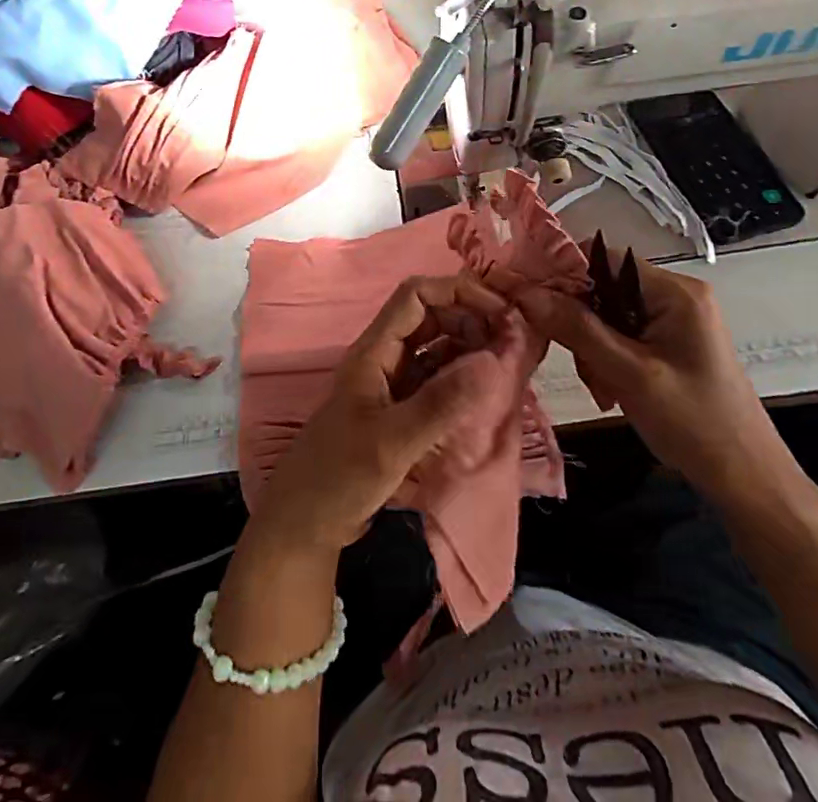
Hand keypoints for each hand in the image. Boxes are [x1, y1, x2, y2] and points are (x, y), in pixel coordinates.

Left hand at [254, 274, 541, 552]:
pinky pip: (437, 380)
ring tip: (507, 362)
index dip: (459, 293)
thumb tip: (492, 361)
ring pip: (436, 349)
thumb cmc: (340, 477)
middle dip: (471, 319)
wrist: (305, 523)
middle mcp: (384, 360)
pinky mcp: (400, 412)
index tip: (501, 314)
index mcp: (374, 352)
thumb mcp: (392, 441)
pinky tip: (486, 390)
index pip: (417, 296)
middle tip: (511, 342)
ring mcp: (392, 386)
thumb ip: (442, 402)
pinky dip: (462, 378)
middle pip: (431, 318)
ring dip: (470, 348)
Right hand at [517, 255, 786, 489]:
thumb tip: (525, 292)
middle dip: (581, 326)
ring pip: (609, 318)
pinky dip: (608, 361)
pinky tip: (612, 392)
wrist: (743, 474)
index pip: (605, 259)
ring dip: (593, 350)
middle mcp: (676, 296)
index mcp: (675, 292)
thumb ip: (577, 330)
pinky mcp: (670, 344)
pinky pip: (623, 338)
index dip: (564, 276)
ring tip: (604, 390)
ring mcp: (674, 321)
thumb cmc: (692, 421)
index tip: (529, 303)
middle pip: (604, 290)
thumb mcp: (629, 374)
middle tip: (581, 368)